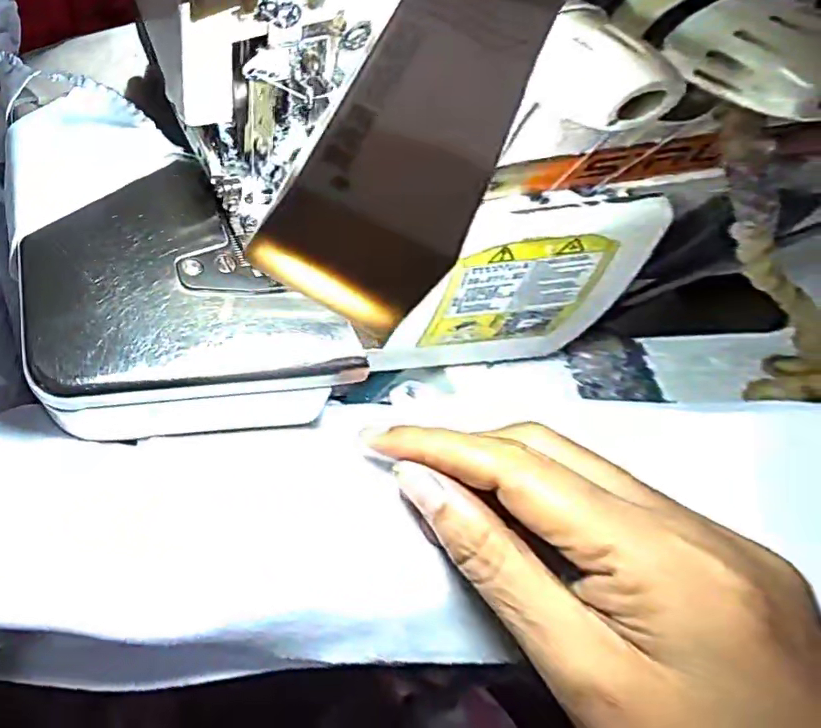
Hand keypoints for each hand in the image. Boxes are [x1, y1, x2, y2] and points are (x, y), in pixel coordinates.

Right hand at [367, 423, 820, 727]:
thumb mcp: (575, 664)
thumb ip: (492, 562)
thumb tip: (417, 481)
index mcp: (669, 559)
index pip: (521, 467)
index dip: (436, 444)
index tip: (373, 441)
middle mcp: (706, 534)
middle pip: (552, 450)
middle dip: (465, 445)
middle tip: (400, 461)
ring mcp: (727, 545)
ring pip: (582, 466)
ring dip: (503, 466)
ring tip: (444, 484)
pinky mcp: (732, 562)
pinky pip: (615, 498)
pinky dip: (548, 494)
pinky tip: (516, 519)